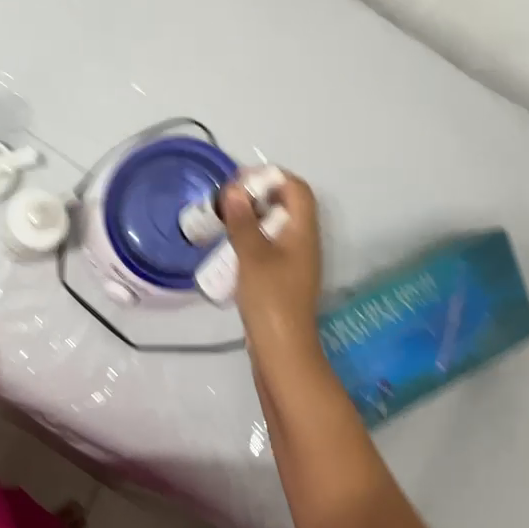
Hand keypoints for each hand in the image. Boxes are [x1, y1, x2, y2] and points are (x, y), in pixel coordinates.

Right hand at [222, 170, 322, 359]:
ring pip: (276, 228)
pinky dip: (251, 241)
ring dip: (252, 220)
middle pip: (287, 206)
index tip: (240, 183)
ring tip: (224, 223)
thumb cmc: (270, 299)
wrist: (281, 348)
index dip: (271, 178)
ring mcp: (295, 262)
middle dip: (258, 197)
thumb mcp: (252, 256)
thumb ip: (243, 221)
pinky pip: (269, 248)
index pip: (296, 189)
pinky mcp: (283, 279)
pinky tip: (231, 251)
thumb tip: (236, 189)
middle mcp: (304, 243)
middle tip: (227, 202)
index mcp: (303, 232)